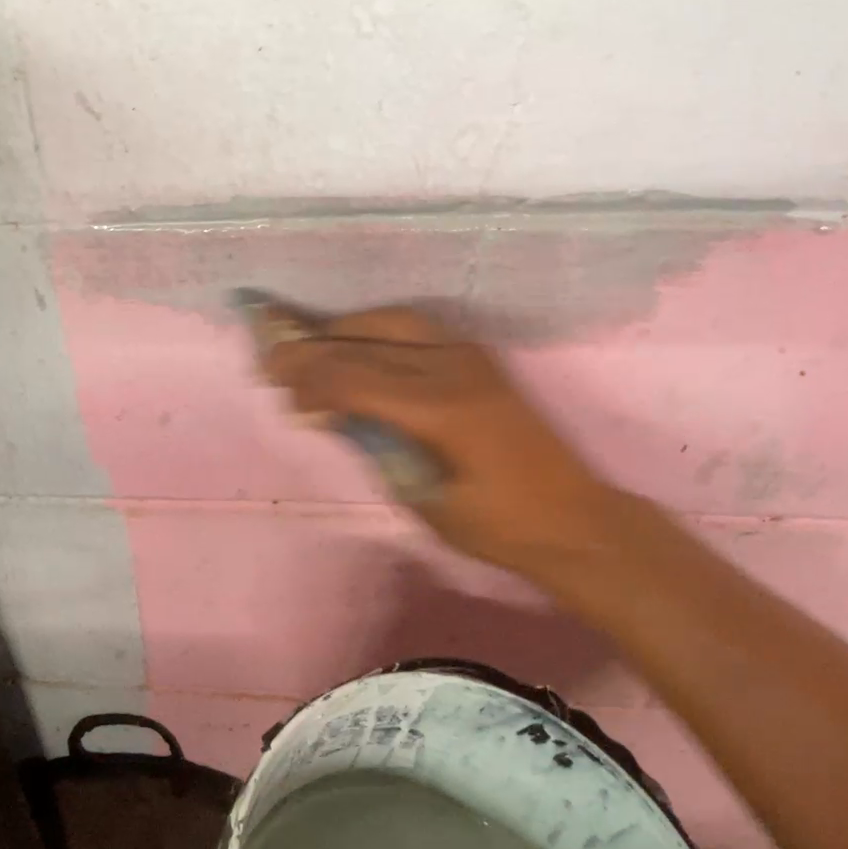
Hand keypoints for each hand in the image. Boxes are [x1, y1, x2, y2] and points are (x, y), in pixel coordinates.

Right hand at [260, 305, 622, 576]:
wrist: (574, 520)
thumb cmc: (497, 526)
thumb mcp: (423, 498)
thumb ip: (376, 448)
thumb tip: (334, 415)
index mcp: (439, 409)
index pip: (352, 377)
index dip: (308, 379)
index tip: (278, 389)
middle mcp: (453, 368)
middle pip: (365, 341)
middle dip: (314, 348)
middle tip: (273, 357)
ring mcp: (470, 357)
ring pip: (392, 322)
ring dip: (346, 329)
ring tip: (311, 344)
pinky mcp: (481, 359)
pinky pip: (417, 328)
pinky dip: (377, 330)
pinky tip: (358, 343)